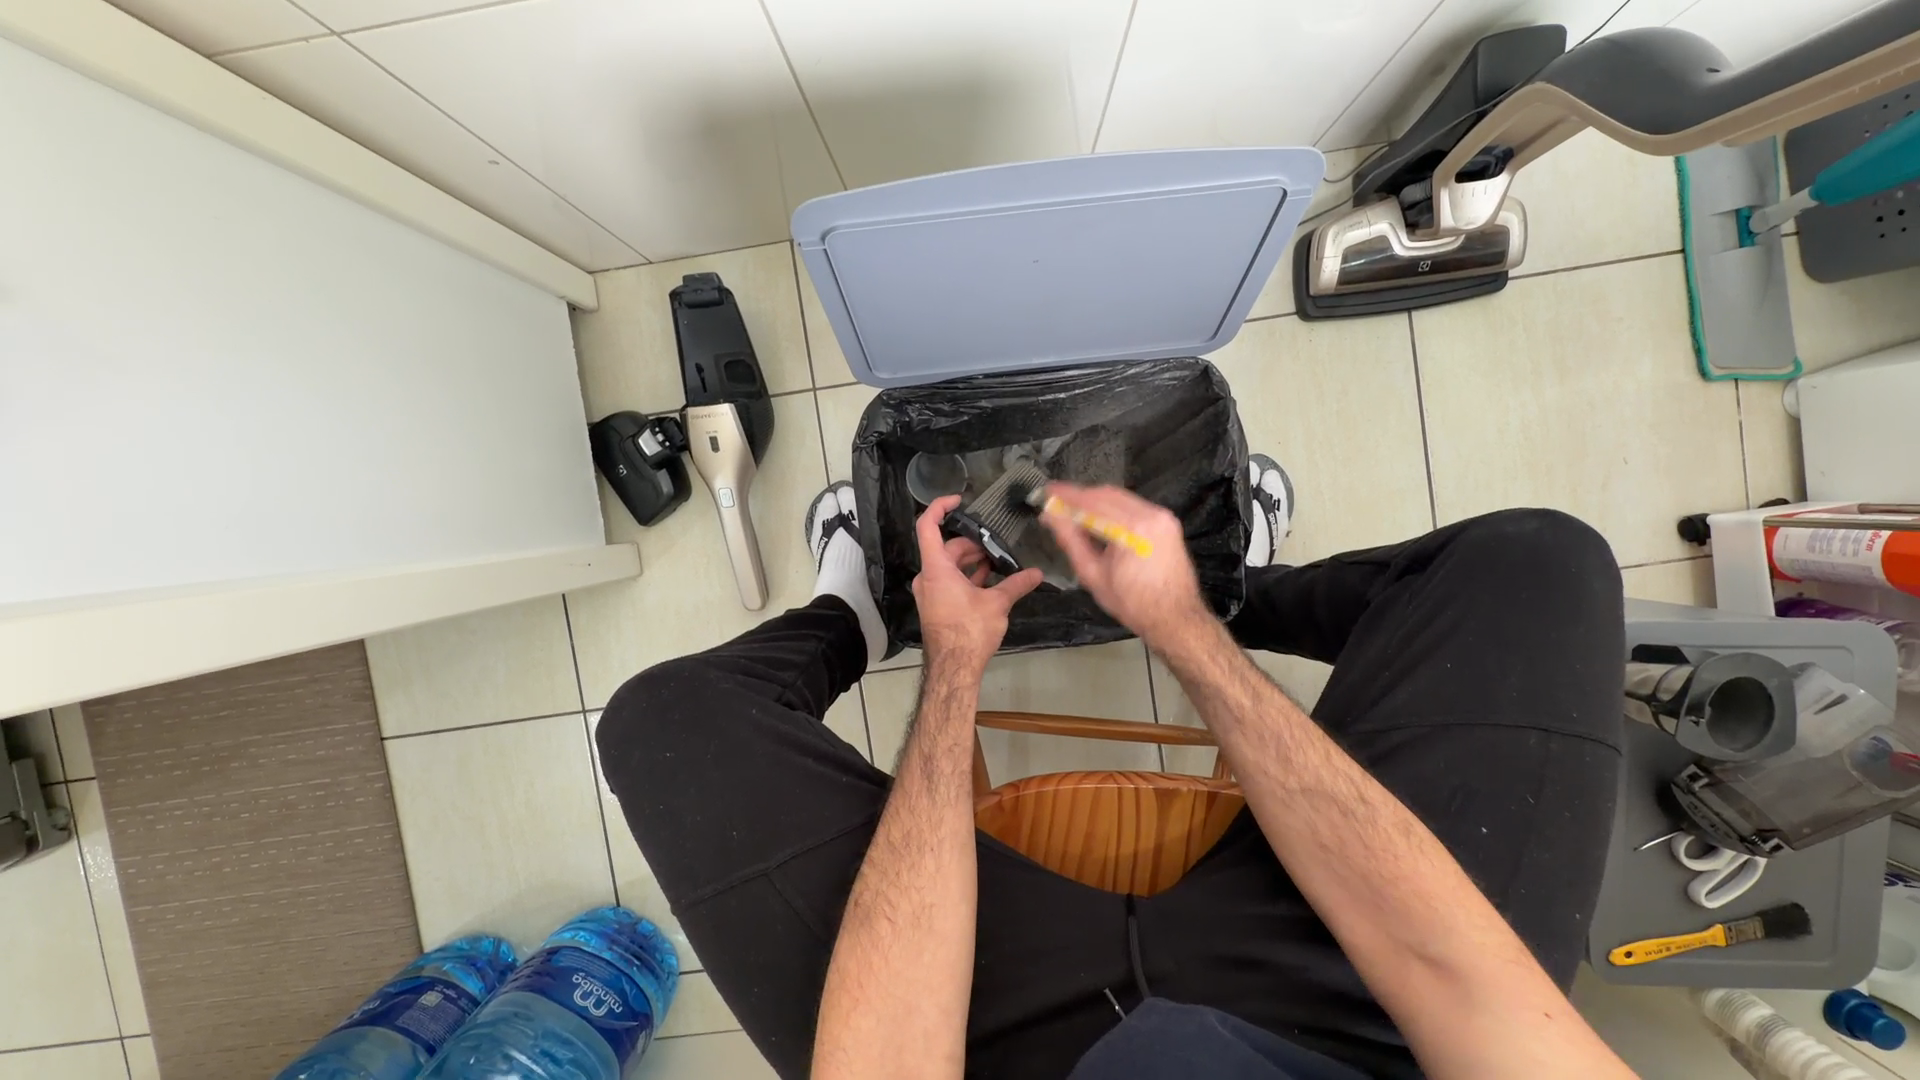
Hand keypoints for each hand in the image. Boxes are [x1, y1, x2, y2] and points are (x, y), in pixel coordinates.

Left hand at [912, 495, 1043, 674]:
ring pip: (949, 566)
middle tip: (996, 543)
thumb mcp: (997, 604)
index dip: (940, 508)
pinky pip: (949, 582)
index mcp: (936, 569)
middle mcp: (928, 577)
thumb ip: (1016, 584)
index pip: (928, 527)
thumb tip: (1037, 573)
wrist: (953, 669)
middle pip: (946, 548)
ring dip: (971, 561)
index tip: (958, 500)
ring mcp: (930, 593)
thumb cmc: (969, 632)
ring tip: (997, 562)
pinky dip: (967, 577)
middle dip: (972, 543)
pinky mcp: (936, 606)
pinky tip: (989, 581)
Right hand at [1040, 484, 1209, 647]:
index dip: (1067, 496)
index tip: (1047, 492)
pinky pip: (1134, 506)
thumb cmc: (1132, 604)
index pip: (1093, 502)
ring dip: (1096, 501)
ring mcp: (1163, 517)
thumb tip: (1050, 516)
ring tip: (1073, 510)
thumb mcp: (1094, 575)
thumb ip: (1071, 541)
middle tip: (1057, 502)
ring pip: (1121, 498)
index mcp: (1134, 529)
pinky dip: (1113, 508)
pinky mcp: (1167, 522)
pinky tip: (1098, 518)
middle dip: (1080, 496)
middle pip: (1107, 495)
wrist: (1176, 618)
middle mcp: (1151, 515)